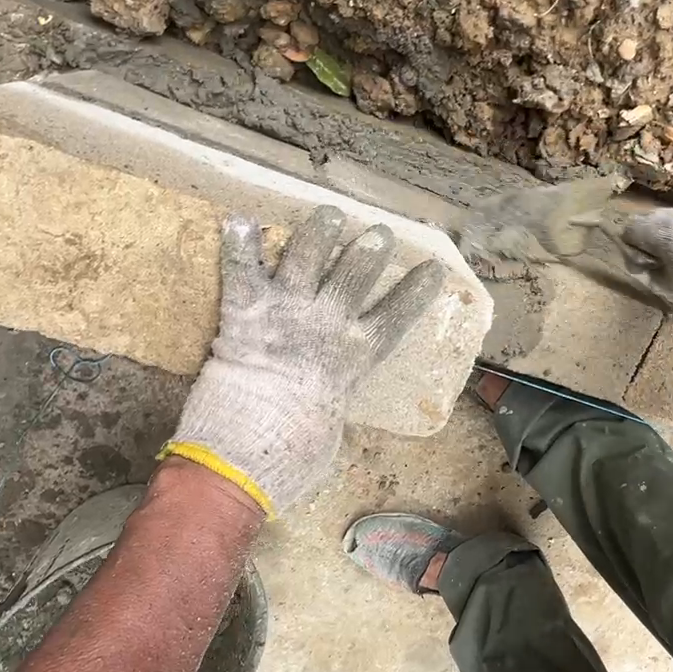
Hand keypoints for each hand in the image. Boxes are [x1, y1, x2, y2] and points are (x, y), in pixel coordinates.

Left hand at [163, 206, 445, 516]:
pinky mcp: (246, 312)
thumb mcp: (331, 432)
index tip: (433, 269)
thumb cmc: (292, 458)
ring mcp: (287, 313)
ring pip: (307, 259)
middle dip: (369, 251)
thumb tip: (328, 405)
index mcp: (354, 358)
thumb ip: (332, 403)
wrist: (243, 457)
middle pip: (355, 276)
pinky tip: (239, 218)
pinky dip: (239, 244)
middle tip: (379, 232)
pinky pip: (242, 271)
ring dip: (319, 234)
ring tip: (331, 214)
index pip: (397, 317)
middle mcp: (327, 326)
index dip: (417, 292)